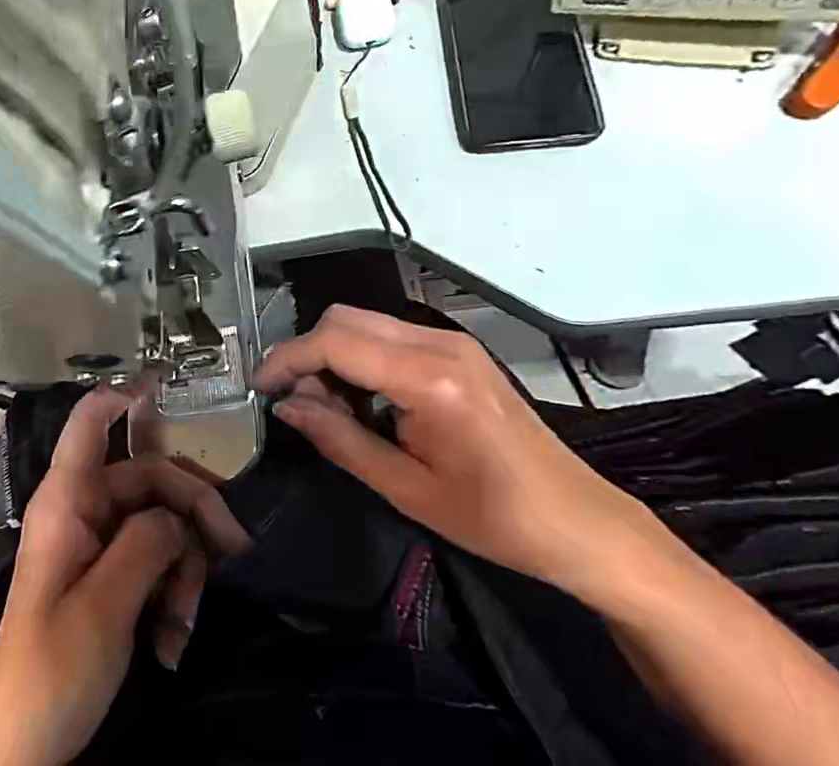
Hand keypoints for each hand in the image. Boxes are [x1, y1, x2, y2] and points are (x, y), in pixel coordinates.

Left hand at [0, 385, 251, 765]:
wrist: (21, 753)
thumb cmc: (50, 673)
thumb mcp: (105, 606)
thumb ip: (148, 543)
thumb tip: (179, 514)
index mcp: (68, 502)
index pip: (90, 423)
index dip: (125, 394)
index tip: (168, 381)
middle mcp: (83, 511)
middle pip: (151, 479)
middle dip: (192, 519)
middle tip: (232, 552)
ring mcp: (96, 545)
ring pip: (162, 526)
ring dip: (185, 571)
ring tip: (184, 626)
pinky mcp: (108, 578)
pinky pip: (155, 563)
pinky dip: (173, 595)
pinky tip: (175, 640)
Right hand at [257, 306, 663, 597]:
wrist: (577, 519)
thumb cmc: (494, 518)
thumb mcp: (406, 489)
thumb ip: (340, 439)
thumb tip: (286, 406)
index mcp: (428, 379)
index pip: (336, 342)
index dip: (288, 359)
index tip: (261, 388)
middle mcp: (439, 343)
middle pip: (347, 319)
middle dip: (308, 353)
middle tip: (294, 403)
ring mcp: (454, 342)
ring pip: (367, 323)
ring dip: (334, 354)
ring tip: (326, 408)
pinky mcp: (460, 351)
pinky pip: (392, 336)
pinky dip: (362, 358)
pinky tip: (363, 399)